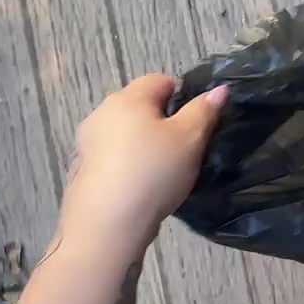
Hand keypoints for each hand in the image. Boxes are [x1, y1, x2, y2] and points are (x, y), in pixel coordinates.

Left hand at [57, 75, 227, 257]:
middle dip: (165, 120)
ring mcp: (88, 141)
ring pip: (128, 131)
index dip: (184, 96)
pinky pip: (116, 154)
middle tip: (186, 146)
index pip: (161, 81)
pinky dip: (131, 162)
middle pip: (141, 105)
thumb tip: (219, 89)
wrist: (108, 222)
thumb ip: (205, 110)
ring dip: (147, 142)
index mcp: (128, 98)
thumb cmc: (155, 171)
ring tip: (166, 168)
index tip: (199, 122)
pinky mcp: (84, 168)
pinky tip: (144, 184)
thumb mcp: (191, 138)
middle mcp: (102, 112)